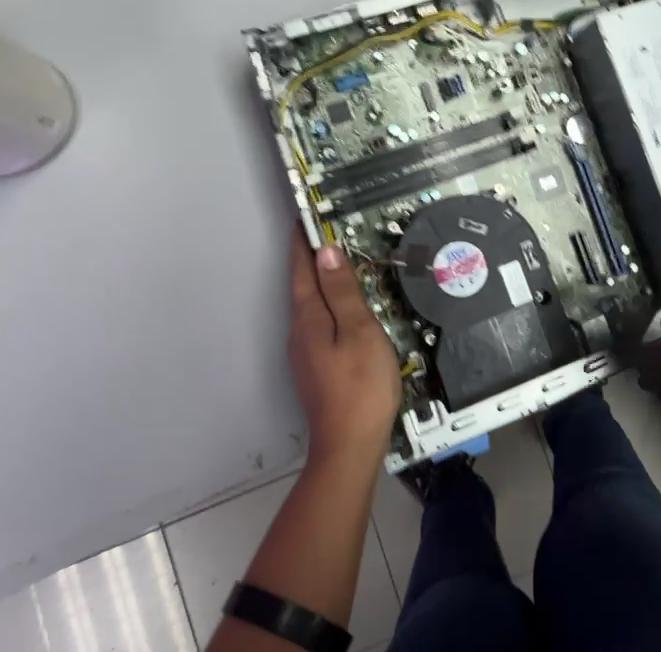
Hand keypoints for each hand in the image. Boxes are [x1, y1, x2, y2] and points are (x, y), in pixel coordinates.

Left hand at [286, 231, 401, 466]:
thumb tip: (326, 252)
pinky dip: (331, 304)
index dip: (303, 241)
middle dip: (313, 257)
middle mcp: (300, 332)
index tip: (306, 215)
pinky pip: (321, 323)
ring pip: (312, 305)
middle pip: (303, 285)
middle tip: (330, 230)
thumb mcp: (359, 331)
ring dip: (323, 280)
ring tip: (343, 261)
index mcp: (308, 318)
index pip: (302, 268)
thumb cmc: (360, 385)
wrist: (350, 447)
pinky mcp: (317, 368)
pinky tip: (349, 307)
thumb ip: (342, 292)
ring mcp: (306, 353)